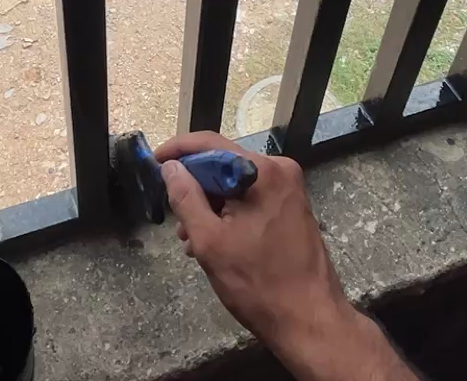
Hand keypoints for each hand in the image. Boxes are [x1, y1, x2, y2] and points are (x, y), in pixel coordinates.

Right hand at [156, 132, 418, 380]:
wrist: (312, 323)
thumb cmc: (259, 283)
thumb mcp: (210, 241)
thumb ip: (186, 198)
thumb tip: (170, 167)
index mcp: (263, 171)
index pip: (211, 143)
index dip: (179, 150)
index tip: (155, 162)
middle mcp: (280, 170)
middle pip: (224, 163)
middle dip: (195, 186)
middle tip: (175, 215)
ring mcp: (289, 188)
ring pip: (236, 182)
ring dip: (211, 203)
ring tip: (191, 237)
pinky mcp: (293, 207)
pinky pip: (252, 196)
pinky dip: (230, 212)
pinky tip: (215, 241)